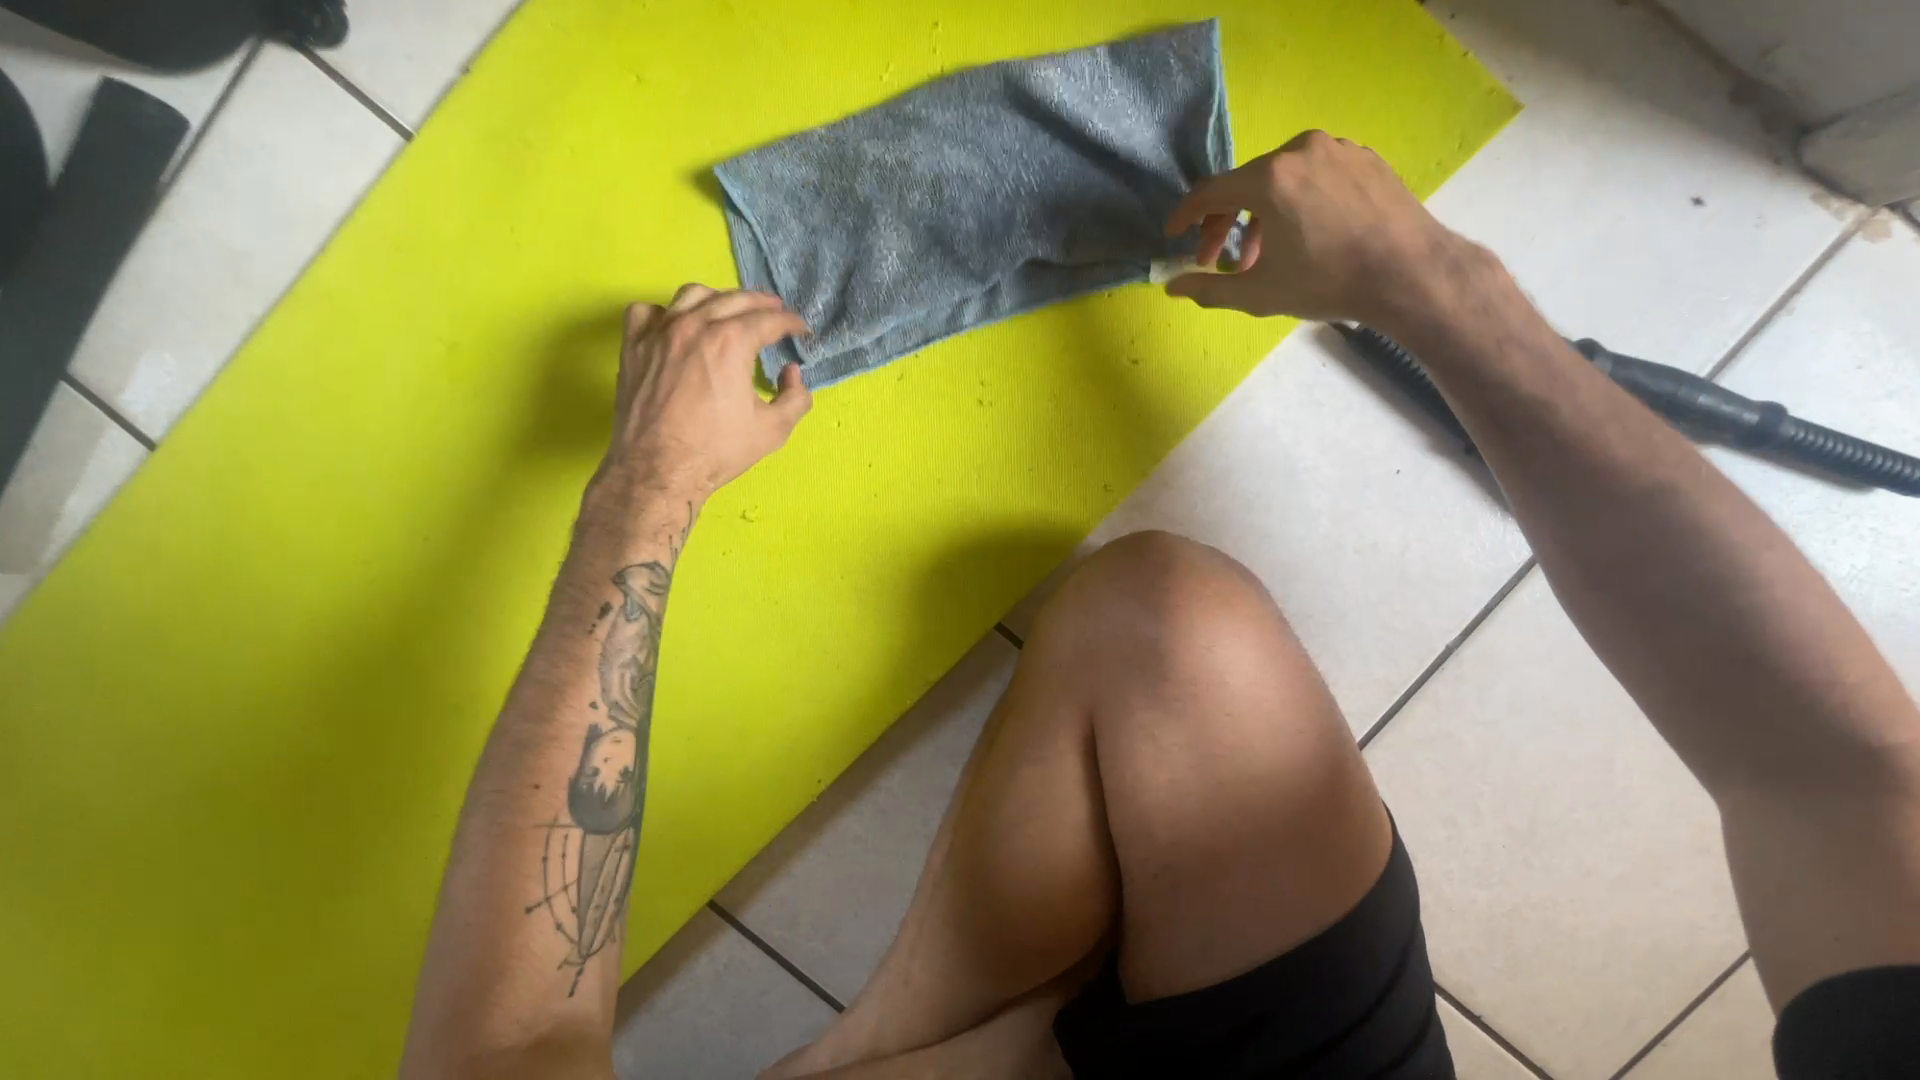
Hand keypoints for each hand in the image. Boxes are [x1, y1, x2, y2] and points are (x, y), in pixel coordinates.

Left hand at [592, 284, 810, 501]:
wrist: (658, 470)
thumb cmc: (717, 451)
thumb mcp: (773, 430)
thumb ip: (795, 398)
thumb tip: (792, 373)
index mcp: (732, 342)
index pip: (769, 319)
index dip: (791, 323)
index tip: (800, 330)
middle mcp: (694, 326)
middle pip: (734, 299)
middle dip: (761, 303)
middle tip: (775, 313)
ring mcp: (658, 332)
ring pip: (692, 295)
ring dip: (717, 299)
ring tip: (728, 312)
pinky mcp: (633, 345)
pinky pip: (647, 312)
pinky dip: (665, 314)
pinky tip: (675, 327)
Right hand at [1163, 130, 1485, 328]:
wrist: (1409, 273)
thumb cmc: (1327, 283)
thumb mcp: (1258, 293)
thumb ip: (1209, 288)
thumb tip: (1173, 287)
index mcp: (1269, 178)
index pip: (1209, 192)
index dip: (1185, 216)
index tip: (1172, 236)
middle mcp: (1300, 151)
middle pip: (1245, 186)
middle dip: (1225, 226)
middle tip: (1217, 263)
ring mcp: (1337, 149)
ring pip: (1280, 181)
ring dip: (1261, 218)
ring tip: (1262, 257)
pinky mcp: (1364, 158)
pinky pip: (1314, 176)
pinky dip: (1296, 203)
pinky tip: (1302, 236)